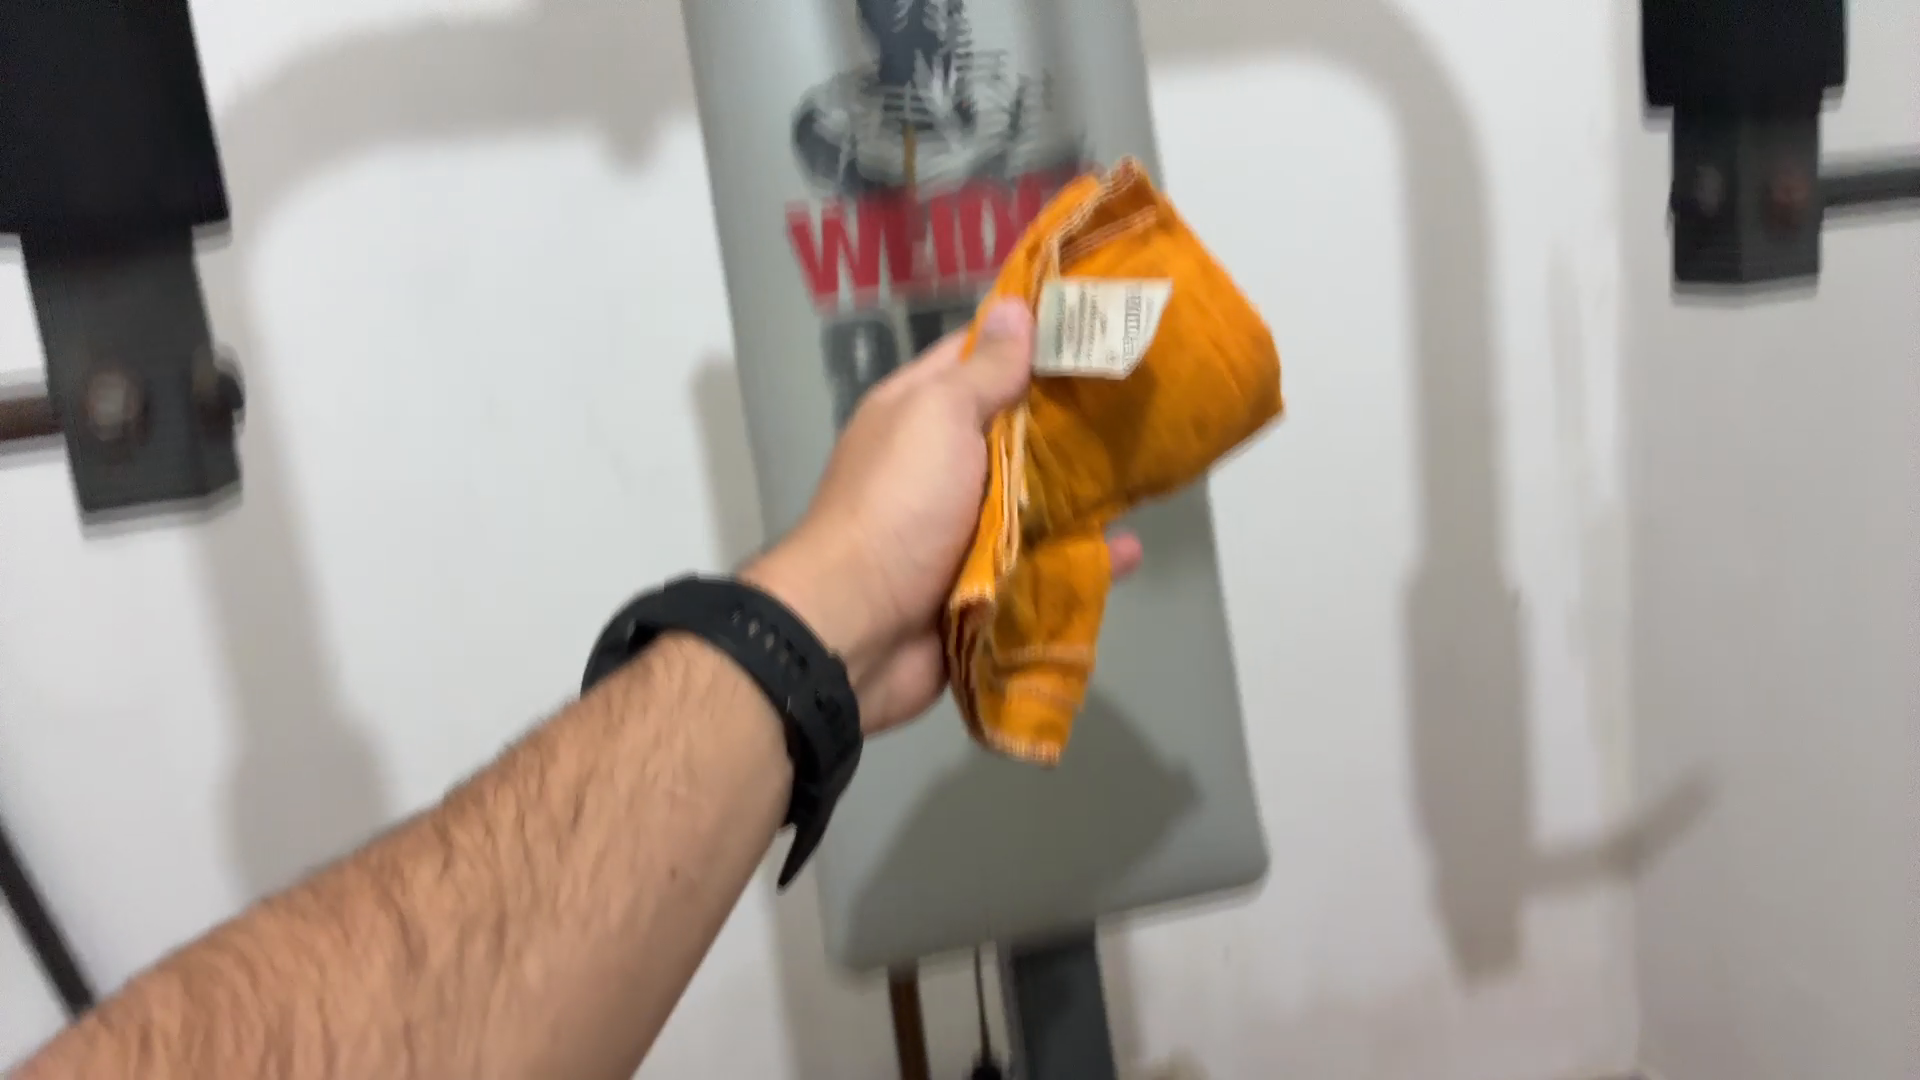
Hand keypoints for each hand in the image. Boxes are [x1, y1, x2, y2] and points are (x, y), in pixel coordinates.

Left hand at [749, 300, 1143, 733]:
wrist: (860, 628)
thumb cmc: (899, 504)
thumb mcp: (938, 417)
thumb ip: (983, 371)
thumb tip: (1015, 306)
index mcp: (922, 412)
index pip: (979, 356)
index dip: (1032, 338)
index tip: (1097, 324)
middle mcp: (944, 464)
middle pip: (1017, 431)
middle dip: (1073, 419)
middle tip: (1144, 399)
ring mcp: (965, 526)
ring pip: (1036, 500)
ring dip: (1084, 494)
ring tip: (1148, 475)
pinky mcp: (987, 582)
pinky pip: (1042, 564)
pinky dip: (1080, 560)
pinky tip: (1127, 553)